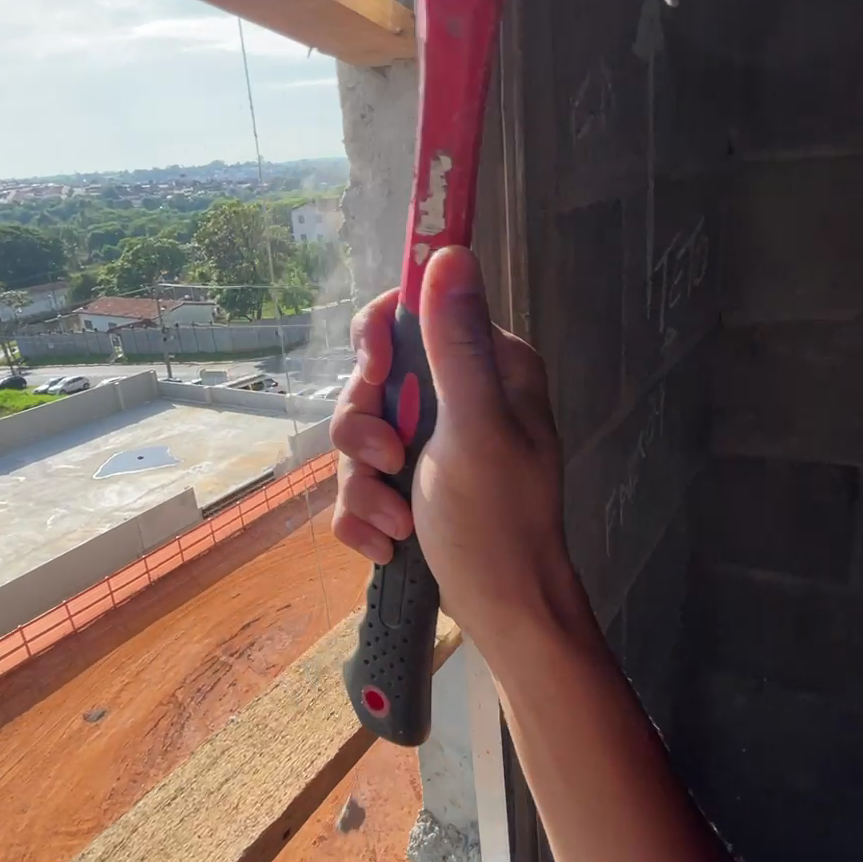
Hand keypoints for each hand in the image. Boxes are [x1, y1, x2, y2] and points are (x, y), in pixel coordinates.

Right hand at [329, 246, 576, 644]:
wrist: (503, 611)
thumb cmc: (496, 522)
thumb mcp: (474, 428)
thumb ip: (455, 343)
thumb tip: (448, 250)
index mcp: (489, 366)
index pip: (415, 312)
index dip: (379, 341)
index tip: (375, 377)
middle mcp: (461, 394)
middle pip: (375, 378)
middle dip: (365, 430)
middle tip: (386, 463)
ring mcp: (434, 439)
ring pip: (360, 433)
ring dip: (364, 484)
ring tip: (393, 523)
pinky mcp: (412, 480)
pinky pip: (362, 478)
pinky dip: (363, 512)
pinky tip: (384, 543)